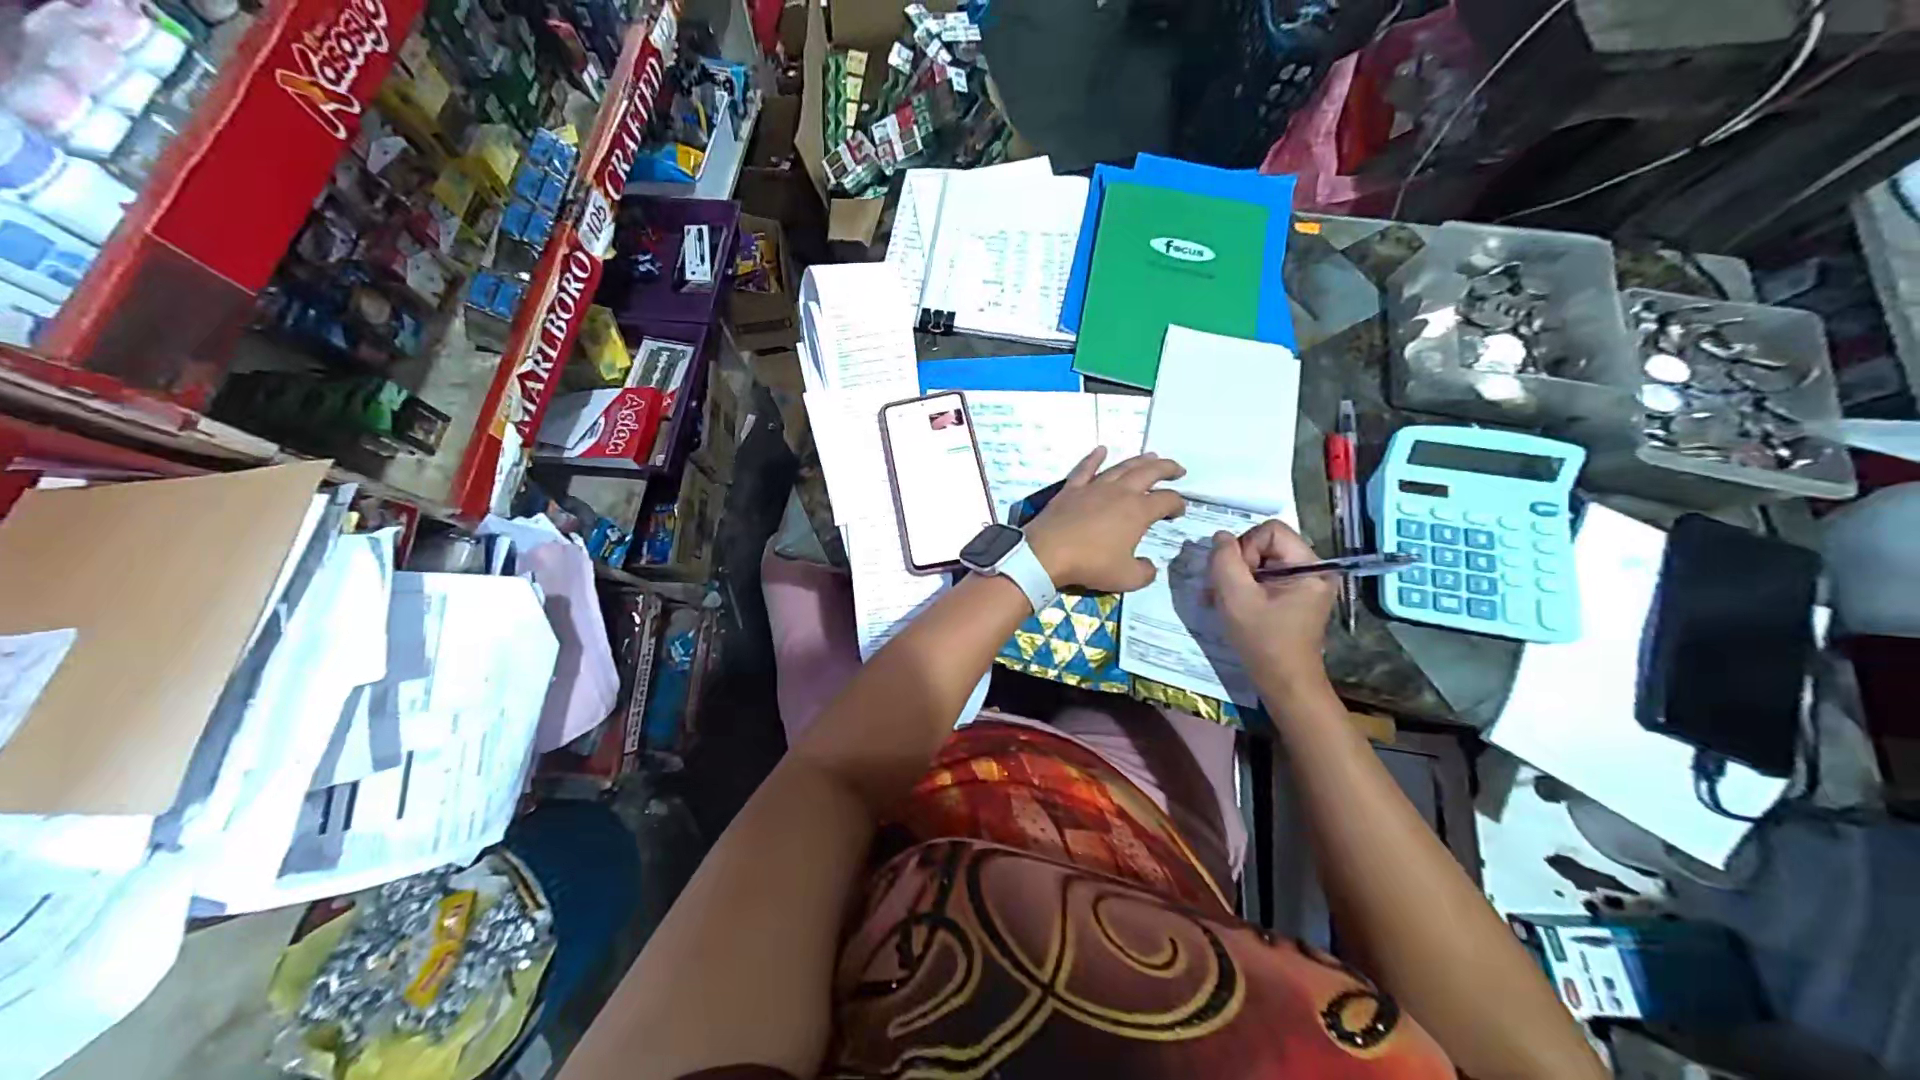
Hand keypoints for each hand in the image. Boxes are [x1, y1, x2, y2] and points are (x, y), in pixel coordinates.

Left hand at [1024, 449, 1185, 591]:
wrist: (1047, 553)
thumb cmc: (1090, 564)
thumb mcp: (1126, 578)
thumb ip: (1145, 572)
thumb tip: (1149, 566)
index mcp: (1138, 511)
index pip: (1166, 500)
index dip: (1177, 504)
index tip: (1178, 512)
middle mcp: (1120, 492)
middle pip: (1149, 472)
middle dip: (1167, 468)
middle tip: (1178, 470)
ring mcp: (1094, 487)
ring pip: (1121, 467)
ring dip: (1139, 460)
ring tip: (1151, 456)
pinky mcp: (1072, 489)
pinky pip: (1085, 468)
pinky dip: (1094, 457)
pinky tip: (1101, 449)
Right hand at [1208, 521, 1336, 687]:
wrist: (1283, 683)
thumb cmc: (1263, 641)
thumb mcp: (1236, 597)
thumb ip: (1225, 560)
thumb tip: (1220, 537)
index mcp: (1310, 566)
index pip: (1270, 531)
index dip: (1245, 548)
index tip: (1236, 578)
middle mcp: (1312, 569)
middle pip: (1264, 544)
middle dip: (1237, 564)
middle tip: (1220, 590)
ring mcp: (1303, 583)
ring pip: (1259, 560)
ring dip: (1235, 577)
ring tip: (1219, 599)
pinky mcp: (1292, 596)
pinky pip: (1262, 576)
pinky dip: (1243, 587)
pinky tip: (1229, 604)